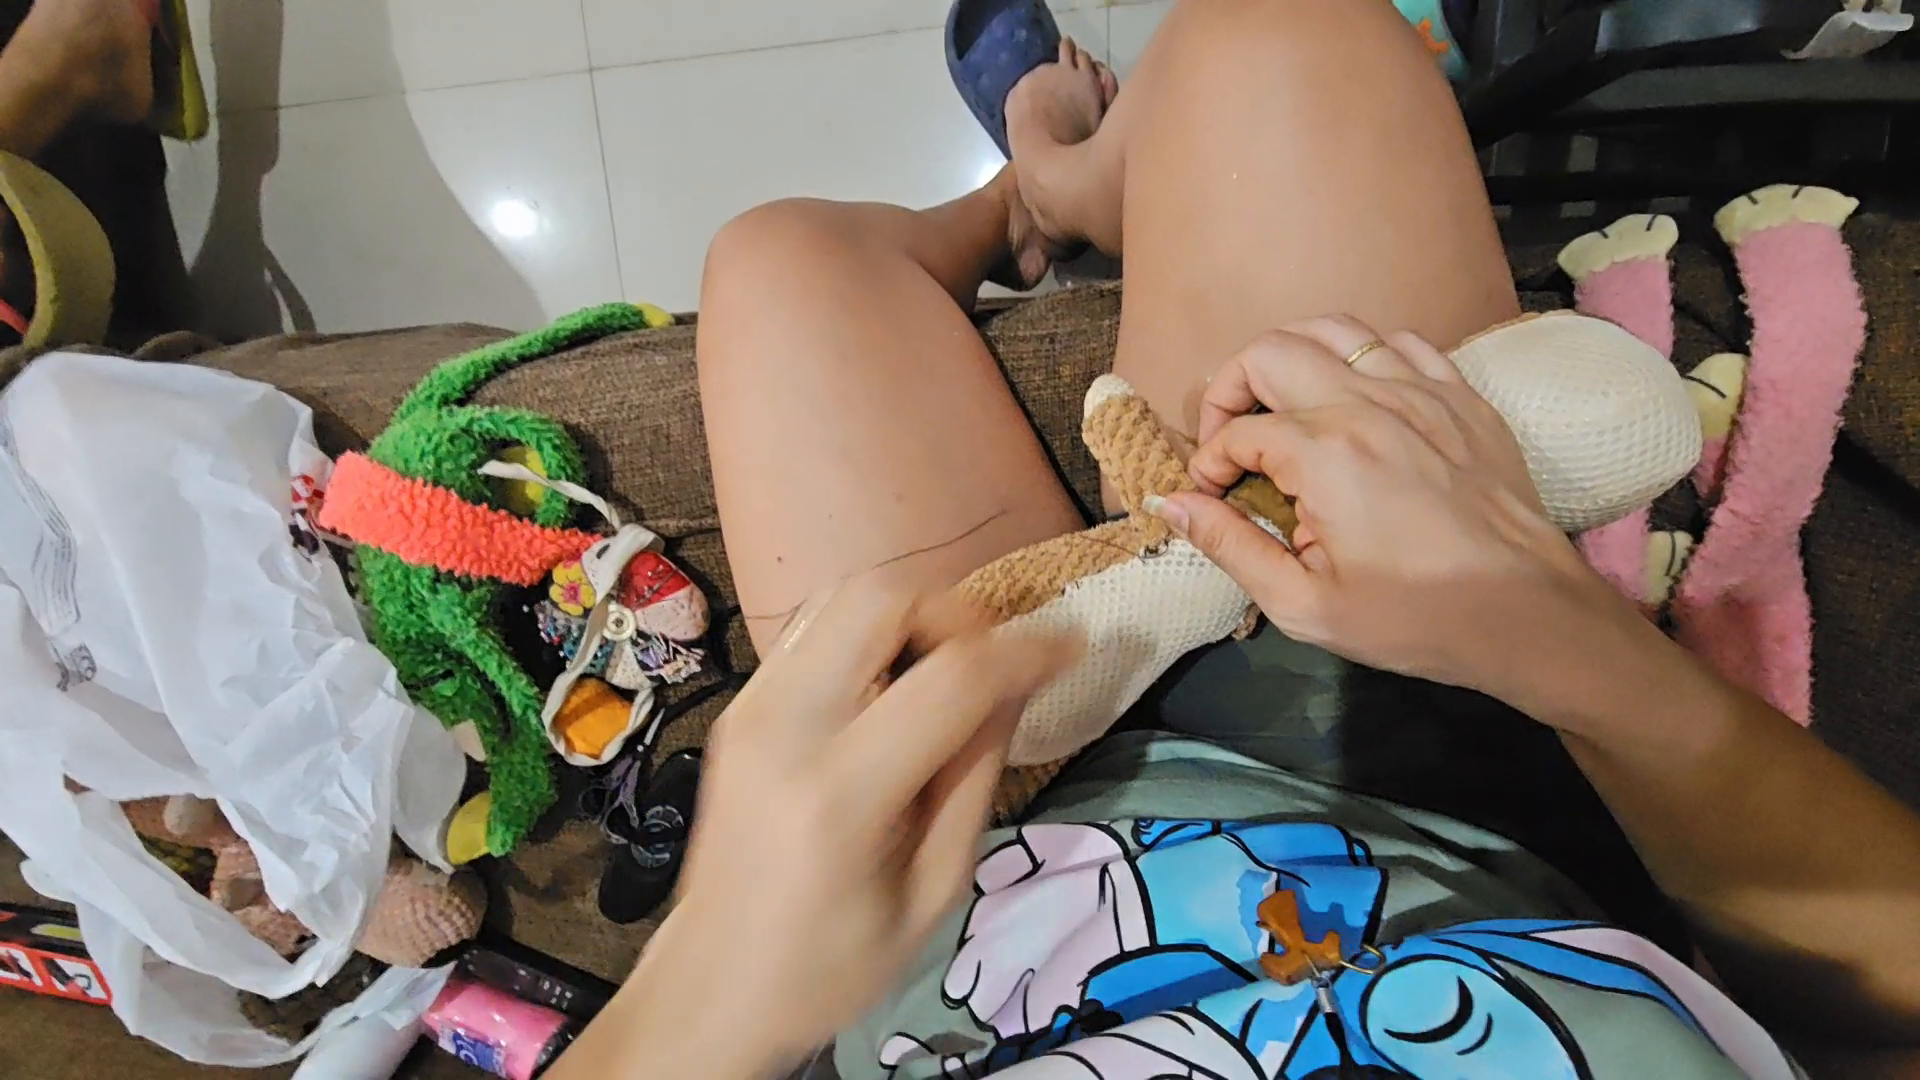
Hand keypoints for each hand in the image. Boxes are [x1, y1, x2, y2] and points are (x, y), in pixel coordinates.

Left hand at [554, 571, 1078, 1078]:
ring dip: (912, 613)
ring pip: (845, 596)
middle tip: (991, 657)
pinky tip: (893, 678)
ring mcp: (751, 705)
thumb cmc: (834, 962)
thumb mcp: (935, 889)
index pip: (950, 679)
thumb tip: (1017, 679)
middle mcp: (783, 727)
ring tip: (946, 665)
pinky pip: (816, 625)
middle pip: (881, 602)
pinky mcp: (740, 702)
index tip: (1068, 644)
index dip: (1024, 650)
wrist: (713, 983)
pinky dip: (872, 629)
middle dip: (956, 613)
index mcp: (840, 796)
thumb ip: (978, 773)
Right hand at [1150, 316, 1631, 709]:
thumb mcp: (1300, 603)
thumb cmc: (1410, 618)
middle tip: (1230, 443)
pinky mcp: (1461, 395)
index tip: (1211, 500)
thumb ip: (1228, 545)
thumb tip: (1170, 504)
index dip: (1207, 465)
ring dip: (1287, 361)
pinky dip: (1357, 359)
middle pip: (1270, 352)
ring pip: (1331, 329)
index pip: (1237, 433)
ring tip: (1279, 408)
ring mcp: (1422, 391)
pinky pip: (1397, 342)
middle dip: (1229, 392)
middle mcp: (1368, 405)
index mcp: (1325, 456)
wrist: (1531, 616)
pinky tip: (1352, 402)